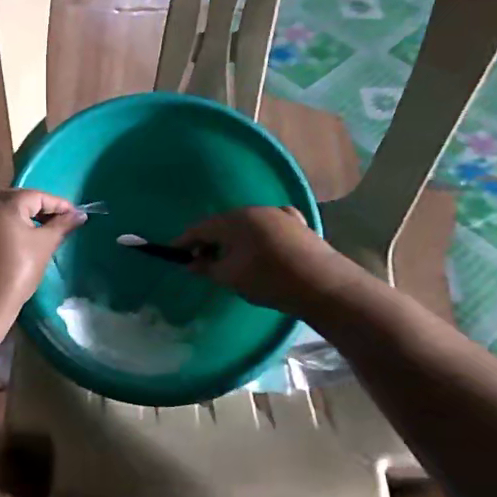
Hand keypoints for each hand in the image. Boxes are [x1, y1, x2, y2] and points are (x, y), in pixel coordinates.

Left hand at [0, 189, 84, 318]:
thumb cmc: (20, 270)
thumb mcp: (45, 244)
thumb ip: (62, 225)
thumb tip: (80, 215)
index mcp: (4, 204)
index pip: (37, 196)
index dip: (58, 204)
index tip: (75, 214)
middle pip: (18, 198)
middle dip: (40, 207)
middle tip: (59, 220)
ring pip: (3, 208)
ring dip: (22, 214)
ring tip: (41, 227)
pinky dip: (6, 223)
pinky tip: (19, 235)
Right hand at [175, 206, 354, 311]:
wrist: (323, 285)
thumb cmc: (269, 280)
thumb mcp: (230, 277)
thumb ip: (206, 268)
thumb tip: (191, 263)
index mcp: (236, 219)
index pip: (201, 227)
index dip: (185, 241)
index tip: (173, 253)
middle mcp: (256, 210)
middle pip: (224, 223)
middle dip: (209, 240)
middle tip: (200, 260)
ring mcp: (280, 215)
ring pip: (247, 224)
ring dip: (233, 238)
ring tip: (228, 259)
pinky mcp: (299, 226)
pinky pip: (269, 226)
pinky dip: (257, 235)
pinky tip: (260, 247)